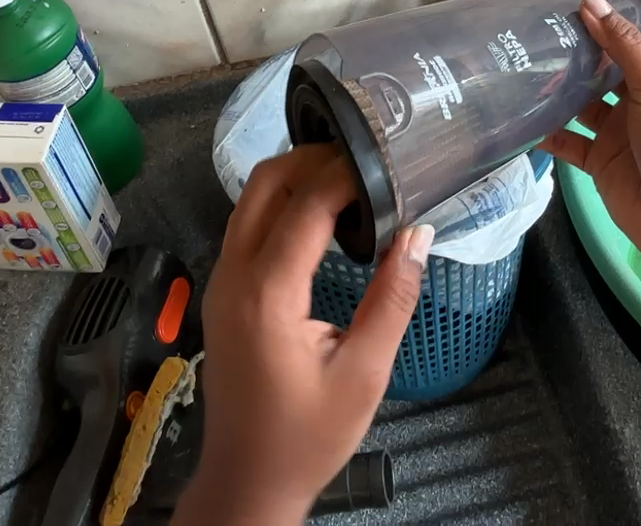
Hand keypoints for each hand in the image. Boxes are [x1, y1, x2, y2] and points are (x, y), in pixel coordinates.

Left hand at [176, 146, 432, 524]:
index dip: (347, 173)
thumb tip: (419, 232)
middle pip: (265, 182)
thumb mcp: (364, 373)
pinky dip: (280, 201)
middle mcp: (234, 271)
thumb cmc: (307, 434)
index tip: (386, 162)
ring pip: (250, 197)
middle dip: (312, 159)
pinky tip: (319, 215)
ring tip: (348, 180)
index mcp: (267, 291)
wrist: (246, 480)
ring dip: (294, 177)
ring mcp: (220, 277)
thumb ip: (392, 297)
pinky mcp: (222, 287)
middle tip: (364, 161)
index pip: (306, 203)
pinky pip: (246, 222)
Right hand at [540, 0, 640, 264]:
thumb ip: (623, 47)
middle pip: (617, 57)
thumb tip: (592, 3)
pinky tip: (523, 118)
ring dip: (564, 81)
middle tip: (556, 17)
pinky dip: (547, 130)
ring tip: (531, 59)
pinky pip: (567, 139)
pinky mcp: (599, 157)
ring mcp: (620, 128)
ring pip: (586, 96)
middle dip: (592, 36)